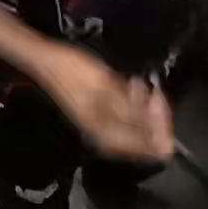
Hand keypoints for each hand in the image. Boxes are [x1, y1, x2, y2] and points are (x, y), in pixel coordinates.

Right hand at [26, 41, 174, 161]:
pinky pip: (127, 120)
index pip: (152, 148)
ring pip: (139, 128)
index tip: (160, 100)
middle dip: (155, 115)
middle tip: (153, 89)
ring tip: (139, 84)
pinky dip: (133, 105)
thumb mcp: (107, 88)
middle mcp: (108, 140)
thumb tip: (164, 142)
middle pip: (147, 139)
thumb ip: (136, 115)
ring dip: (145, 107)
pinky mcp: (99, 117)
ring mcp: (103, 129)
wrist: (43, 60)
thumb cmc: (72, 70)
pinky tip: (129, 86)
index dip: (163, 126)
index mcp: (109, 137)